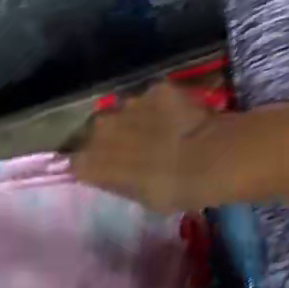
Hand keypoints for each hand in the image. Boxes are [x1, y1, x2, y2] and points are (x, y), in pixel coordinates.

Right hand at [70, 83, 222, 211]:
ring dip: (138, 117)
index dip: (95, 164)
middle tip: (136, 146)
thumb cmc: (174, 190)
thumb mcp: (142, 199)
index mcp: (90, 162)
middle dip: (114, 136)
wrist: (209, 157)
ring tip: (160, 128)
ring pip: (126, 109)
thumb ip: (123, 183)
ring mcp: (129, 103)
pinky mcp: (157, 88)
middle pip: (100, 130)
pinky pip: (154, 97)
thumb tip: (120, 176)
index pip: (79, 161)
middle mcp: (101, 127)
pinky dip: (164, 104)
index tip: (109, 169)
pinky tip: (179, 113)